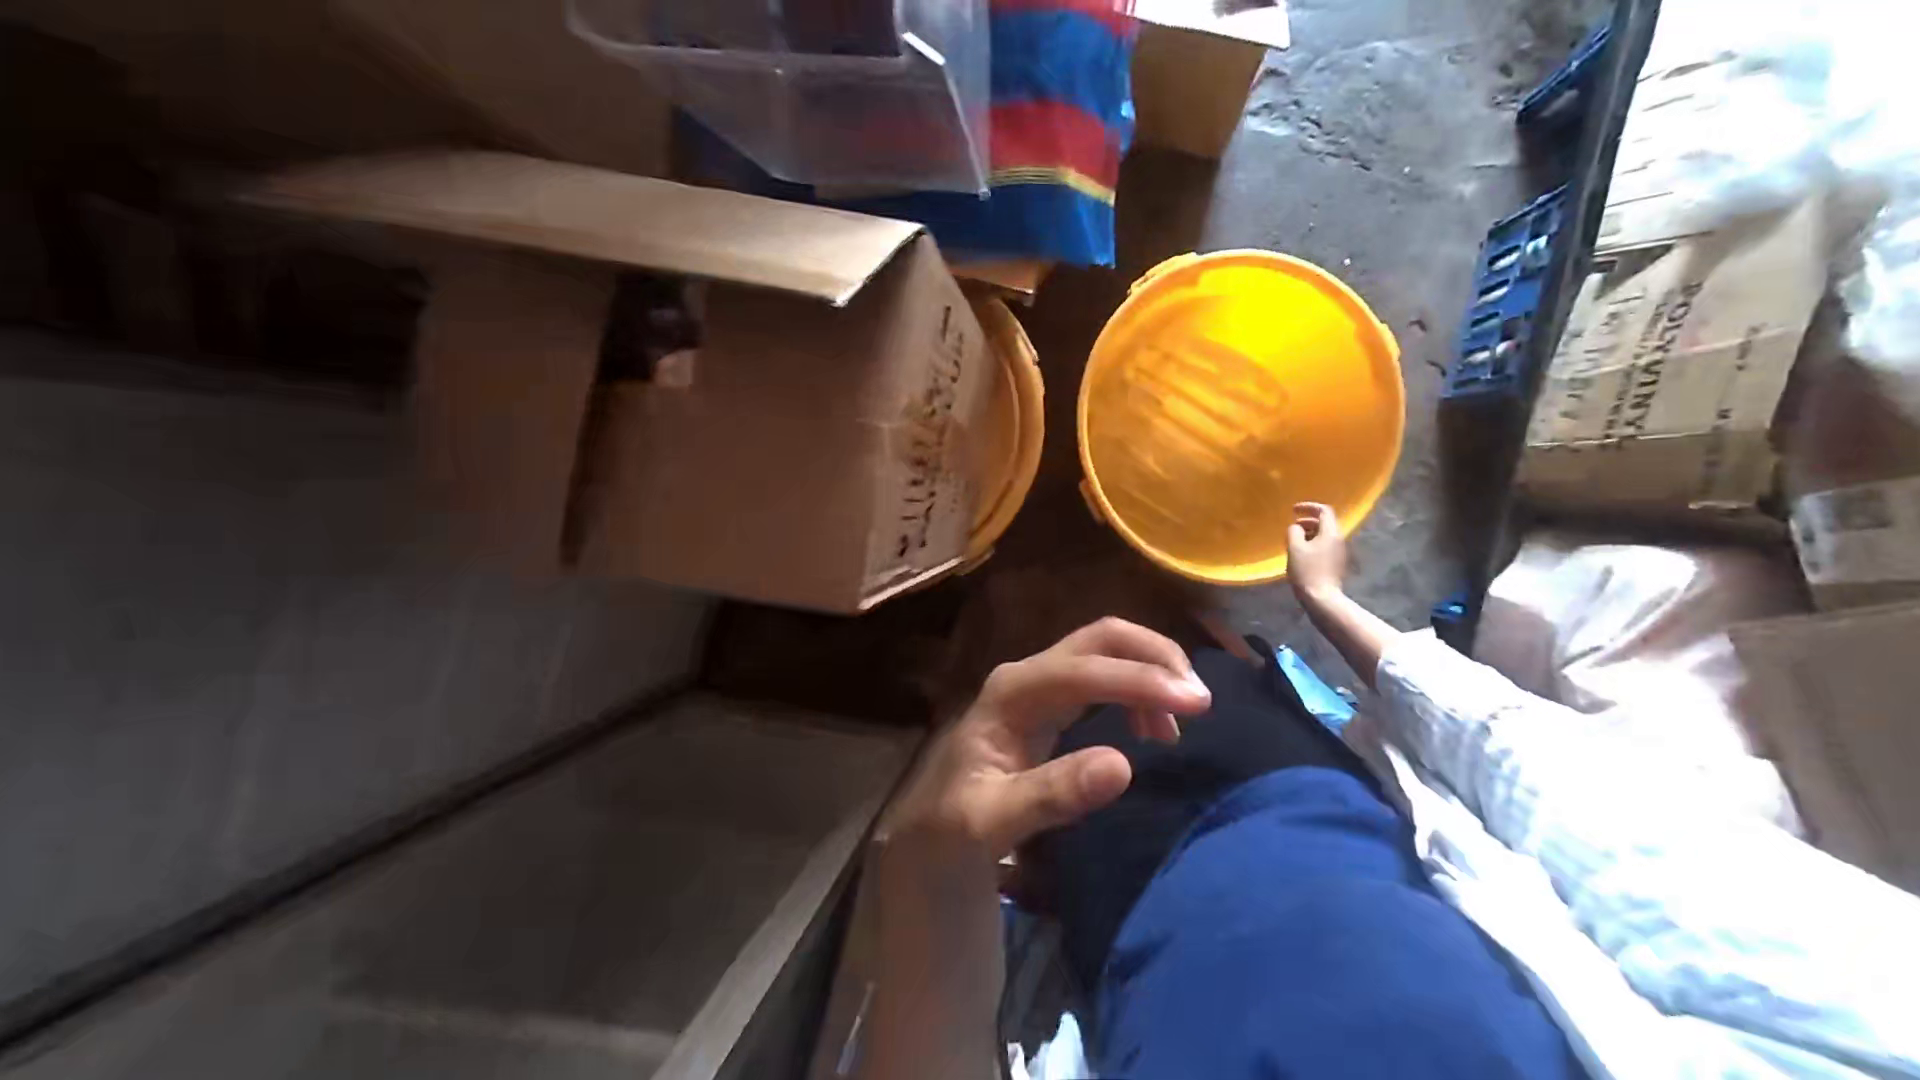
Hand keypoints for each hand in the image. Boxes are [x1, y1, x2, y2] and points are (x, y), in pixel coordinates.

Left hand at [882, 618, 1211, 865]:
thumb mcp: (992, 822)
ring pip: (1106, 650)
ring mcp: (1041, 685)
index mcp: (1010, 694)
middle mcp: (1027, 676)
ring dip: (1152, 670)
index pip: (1082, 671)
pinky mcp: (1053, 703)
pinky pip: (1105, 676)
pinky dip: (1140, 688)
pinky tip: (1154, 727)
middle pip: (1100, 638)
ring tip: (1182, 721)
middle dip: (1154, 656)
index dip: (1140, 680)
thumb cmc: (954, 828)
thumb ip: (1051, 795)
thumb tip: (1122, 764)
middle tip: (1199, 700)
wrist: (934, 830)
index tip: (1195, 703)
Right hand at [1287, 501, 1347, 603]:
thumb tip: (1296, 527)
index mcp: (1331, 533)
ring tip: (1294, 540)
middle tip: (1292, 527)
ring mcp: (1339, 552)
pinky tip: (1301, 553)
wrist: (1322, 597)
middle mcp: (1339, 539)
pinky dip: (1313, 543)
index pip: (1324, 511)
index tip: (1293, 510)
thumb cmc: (1307, 571)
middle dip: (1308, 521)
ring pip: (1324, 535)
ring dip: (1309, 533)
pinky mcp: (1336, 562)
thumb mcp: (1294, 548)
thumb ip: (1294, 532)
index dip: (1308, 507)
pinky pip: (1325, 545)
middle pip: (1325, 522)